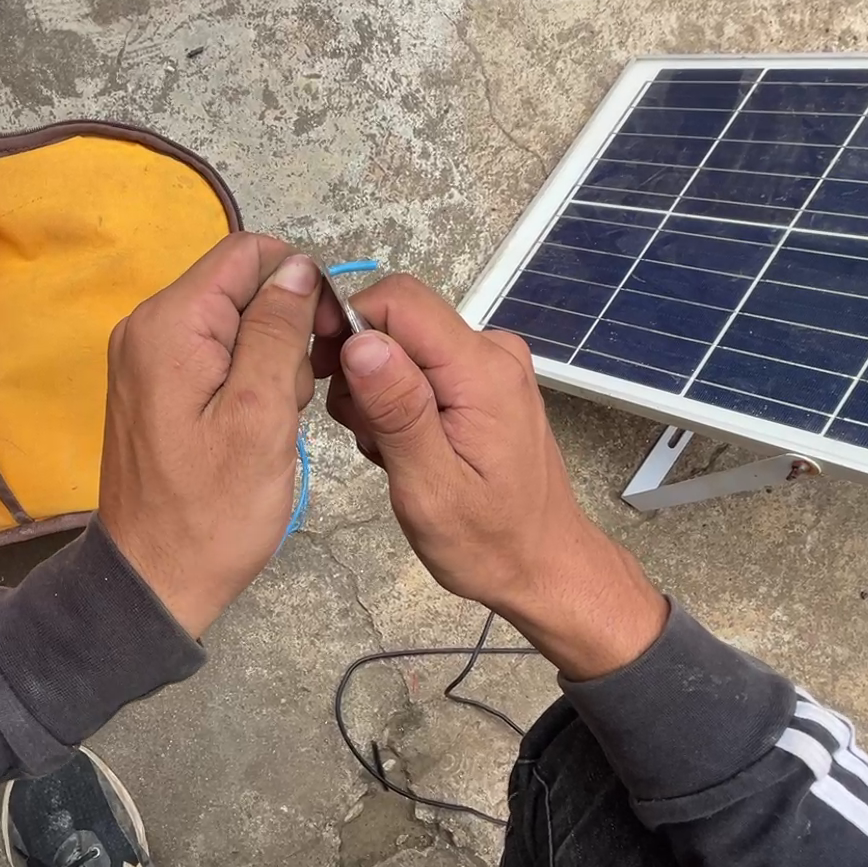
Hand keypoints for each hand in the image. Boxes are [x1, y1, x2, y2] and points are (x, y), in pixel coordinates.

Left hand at [98, 233, 330, 638]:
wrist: (156, 578)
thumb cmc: (213, 510)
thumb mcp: (260, 415)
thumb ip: (277, 331)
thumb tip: (297, 269)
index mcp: (169, 325)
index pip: (246, 254)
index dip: (298, 283)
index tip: (324, 338)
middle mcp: (147, 329)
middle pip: (239, 290)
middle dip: (283, 333)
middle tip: (291, 400)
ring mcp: (146, 361)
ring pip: (233, 327)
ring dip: (269, 364)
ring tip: (272, 423)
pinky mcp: (154, 390)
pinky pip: (214, 360)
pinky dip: (245, 384)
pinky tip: (253, 429)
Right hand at [316, 275, 666, 678]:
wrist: (543, 566)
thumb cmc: (487, 541)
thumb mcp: (430, 487)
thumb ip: (397, 410)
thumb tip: (360, 341)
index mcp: (481, 370)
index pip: (398, 301)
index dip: (347, 324)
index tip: (324, 376)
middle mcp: (491, 351)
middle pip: (396, 321)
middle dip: (359, 369)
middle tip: (365, 436)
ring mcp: (489, 365)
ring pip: (401, 347)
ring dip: (375, 394)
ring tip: (389, 452)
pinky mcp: (482, 383)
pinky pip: (418, 369)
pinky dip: (396, 404)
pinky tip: (405, 449)